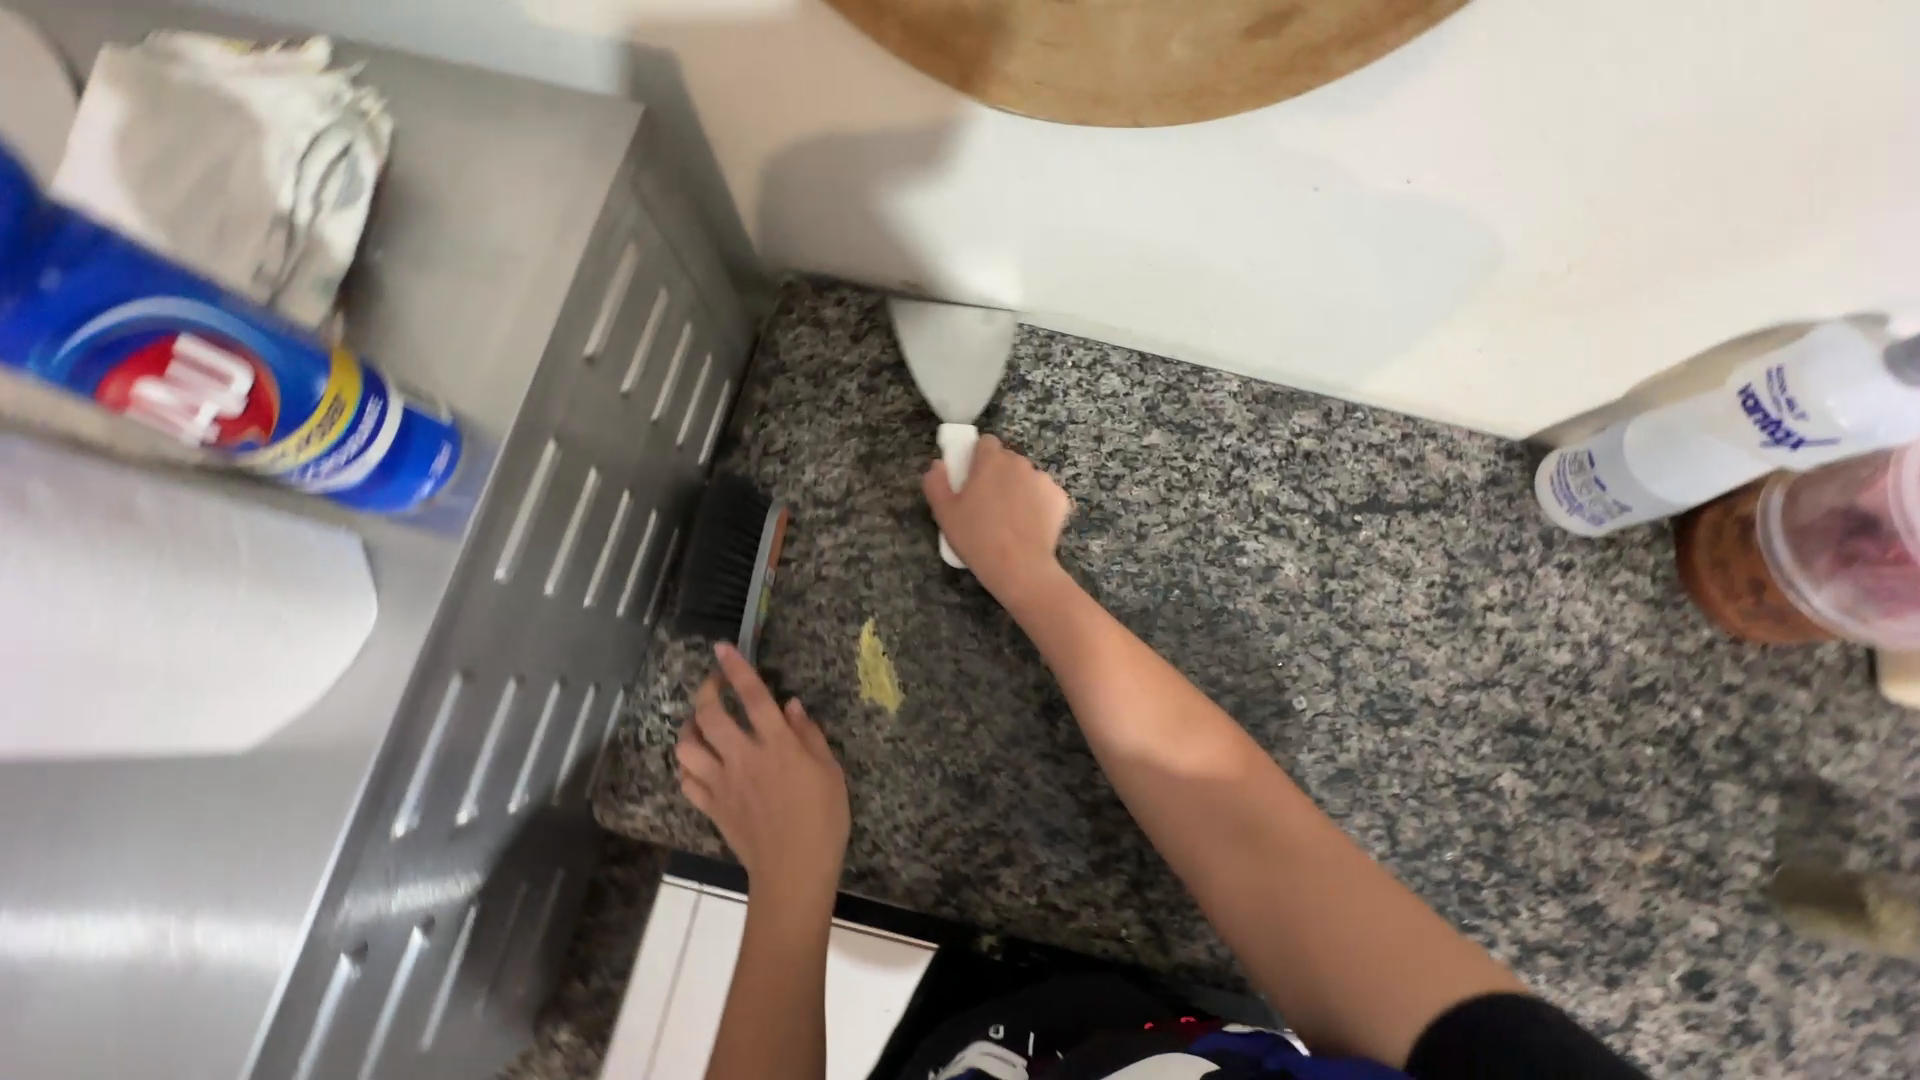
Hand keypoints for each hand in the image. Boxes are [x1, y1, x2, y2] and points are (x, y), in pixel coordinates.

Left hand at [676, 643, 849, 905]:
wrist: (794, 870)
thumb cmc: (823, 819)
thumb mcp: (830, 770)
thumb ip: (808, 734)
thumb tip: (790, 705)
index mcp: (776, 744)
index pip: (751, 696)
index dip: (735, 668)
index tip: (722, 649)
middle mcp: (743, 756)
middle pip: (709, 715)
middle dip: (705, 691)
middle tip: (712, 684)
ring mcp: (722, 782)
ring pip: (688, 746)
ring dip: (689, 728)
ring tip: (699, 723)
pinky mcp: (711, 806)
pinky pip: (687, 780)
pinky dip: (687, 766)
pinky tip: (697, 763)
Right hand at [922, 435, 1071, 604]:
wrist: (1019, 567)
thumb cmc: (977, 538)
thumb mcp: (944, 513)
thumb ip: (936, 482)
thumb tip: (938, 464)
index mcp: (991, 461)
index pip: (986, 442)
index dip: (978, 457)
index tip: (973, 477)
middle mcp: (1020, 463)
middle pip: (1007, 460)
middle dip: (998, 475)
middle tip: (988, 504)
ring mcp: (1044, 480)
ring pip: (1027, 477)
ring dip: (1019, 489)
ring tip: (1011, 519)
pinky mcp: (1060, 499)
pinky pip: (1045, 495)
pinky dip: (1039, 505)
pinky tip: (1030, 526)